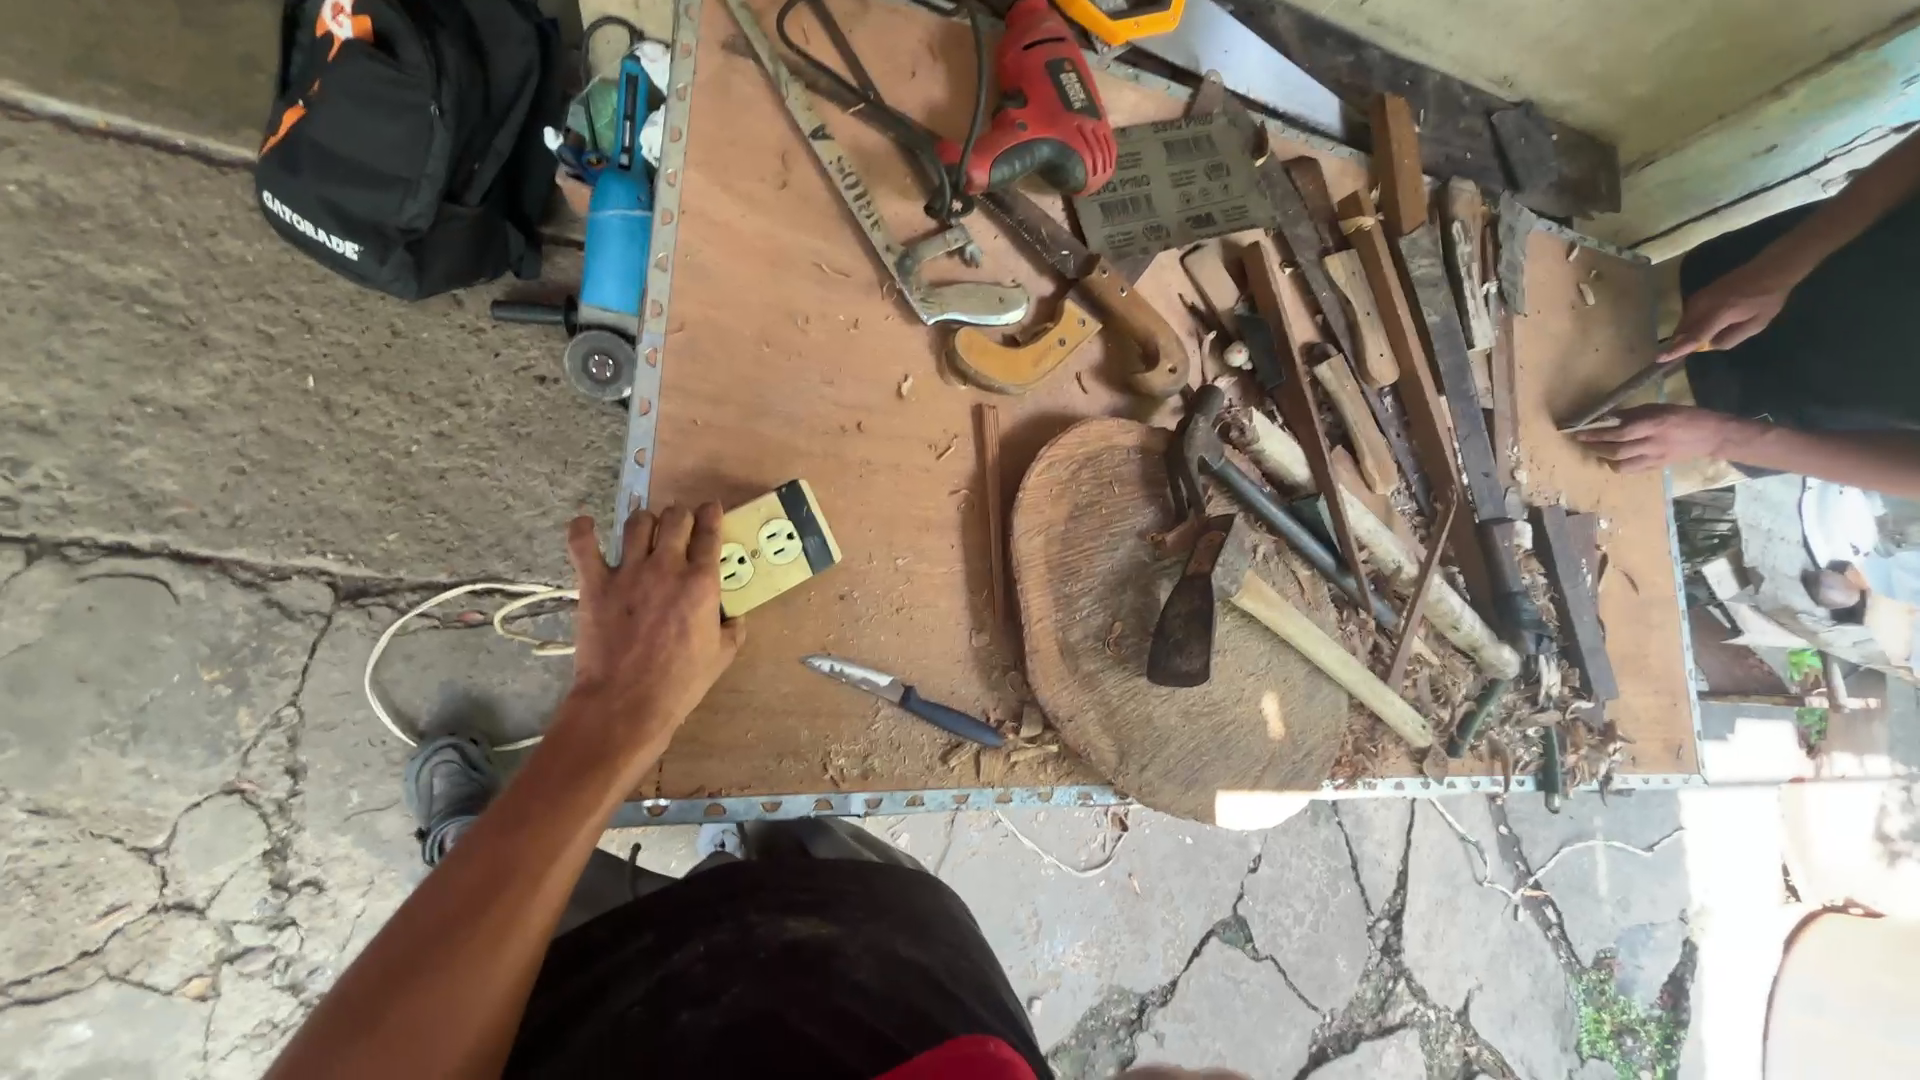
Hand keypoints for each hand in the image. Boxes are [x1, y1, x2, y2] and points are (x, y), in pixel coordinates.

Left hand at [560, 503, 745, 753]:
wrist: (626, 702)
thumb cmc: (680, 683)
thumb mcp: (722, 656)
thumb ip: (733, 628)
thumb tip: (735, 615)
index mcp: (701, 582)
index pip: (709, 533)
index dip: (712, 515)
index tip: (712, 510)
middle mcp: (666, 567)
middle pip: (675, 519)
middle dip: (681, 516)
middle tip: (681, 525)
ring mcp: (627, 572)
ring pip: (637, 524)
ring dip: (646, 521)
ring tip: (647, 529)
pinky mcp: (594, 584)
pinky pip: (583, 545)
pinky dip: (583, 530)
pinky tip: (586, 524)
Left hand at [1574, 404, 1750, 471]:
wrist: (1712, 435)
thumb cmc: (1684, 416)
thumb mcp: (1659, 408)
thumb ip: (1632, 414)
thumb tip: (1606, 418)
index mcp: (1654, 426)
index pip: (1619, 433)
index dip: (1596, 434)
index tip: (1579, 433)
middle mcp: (1652, 444)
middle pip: (1616, 451)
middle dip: (1595, 447)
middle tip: (1584, 442)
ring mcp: (1655, 458)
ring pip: (1622, 465)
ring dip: (1605, 459)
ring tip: (1598, 451)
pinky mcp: (1657, 467)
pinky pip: (1632, 471)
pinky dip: (1619, 466)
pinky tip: (1613, 459)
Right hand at [1657, 259, 1794, 361]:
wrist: (1769, 269)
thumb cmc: (1767, 298)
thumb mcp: (1757, 324)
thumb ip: (1731, 338)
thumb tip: (1707, 346)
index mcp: (1721, 313)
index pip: (1694, 336)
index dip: (1677, 349)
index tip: (1660, 358)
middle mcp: (1702, 306)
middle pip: (1682, 331)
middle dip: (1686, 341)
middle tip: (1710, 339)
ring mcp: (1697, 299)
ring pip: (1683, 324)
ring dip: (1690, 331)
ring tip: (1715, 326)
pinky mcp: (1696, 296)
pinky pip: (1687, 316)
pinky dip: (1693, 323)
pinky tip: (1712, 317)